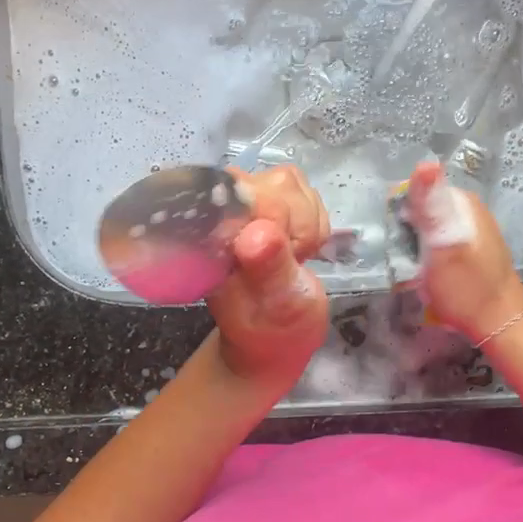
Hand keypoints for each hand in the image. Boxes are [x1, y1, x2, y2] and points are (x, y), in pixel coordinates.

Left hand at [208, 167, 331, 386]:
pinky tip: (298, 248)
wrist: (272, 336)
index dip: (280, 220)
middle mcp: (221, 210)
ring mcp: (244, 202)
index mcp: (210, 233)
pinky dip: (312, 222)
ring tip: (292, 257)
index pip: (250, 194)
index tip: (286, 255)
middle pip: (276, 185)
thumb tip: (258, 234)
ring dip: (306, 224)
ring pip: (293, 186)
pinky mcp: (267, 202)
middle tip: (289, 260)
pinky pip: (304, 194)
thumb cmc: (270, 327)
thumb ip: (268, 268)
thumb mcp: (276, 306)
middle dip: (297, 224)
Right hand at [404, 158, 522, 342]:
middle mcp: (467, 210)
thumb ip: (431, 205)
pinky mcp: (468, 251)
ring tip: (406, 268)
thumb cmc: (466, 287)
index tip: (388, 238)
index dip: (394, 213)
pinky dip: (423, 257)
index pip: (414, 191)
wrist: (498, 324)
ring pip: (425, 229)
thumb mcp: (442, 244)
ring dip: (410, 246)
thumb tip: (425, 162)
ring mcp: (469, 231)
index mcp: (461, 202)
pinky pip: (435, 245)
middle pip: (419, 210)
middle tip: (397, 258)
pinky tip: (421, 274)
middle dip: (401, 231)